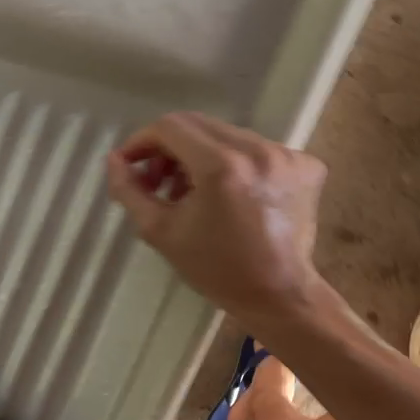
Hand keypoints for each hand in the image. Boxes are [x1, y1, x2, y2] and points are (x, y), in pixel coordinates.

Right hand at [105, 113, 332, 329]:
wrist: (278, 294)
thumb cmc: (214, 268)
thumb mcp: (158, 230)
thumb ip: (130, 190)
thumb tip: (114, 160)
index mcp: (220, 167)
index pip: (170, 127)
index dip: (142, 141)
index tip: (130, 165)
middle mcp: (257, 150)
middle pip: (198, 126)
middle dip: (167, 149)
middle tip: (156, 183)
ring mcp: (286, 155)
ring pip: (225, 136)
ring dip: (198, 157)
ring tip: (189, 193)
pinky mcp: (305, 164)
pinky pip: (254, 150)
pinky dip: (231, 165)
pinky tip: (226, 196)